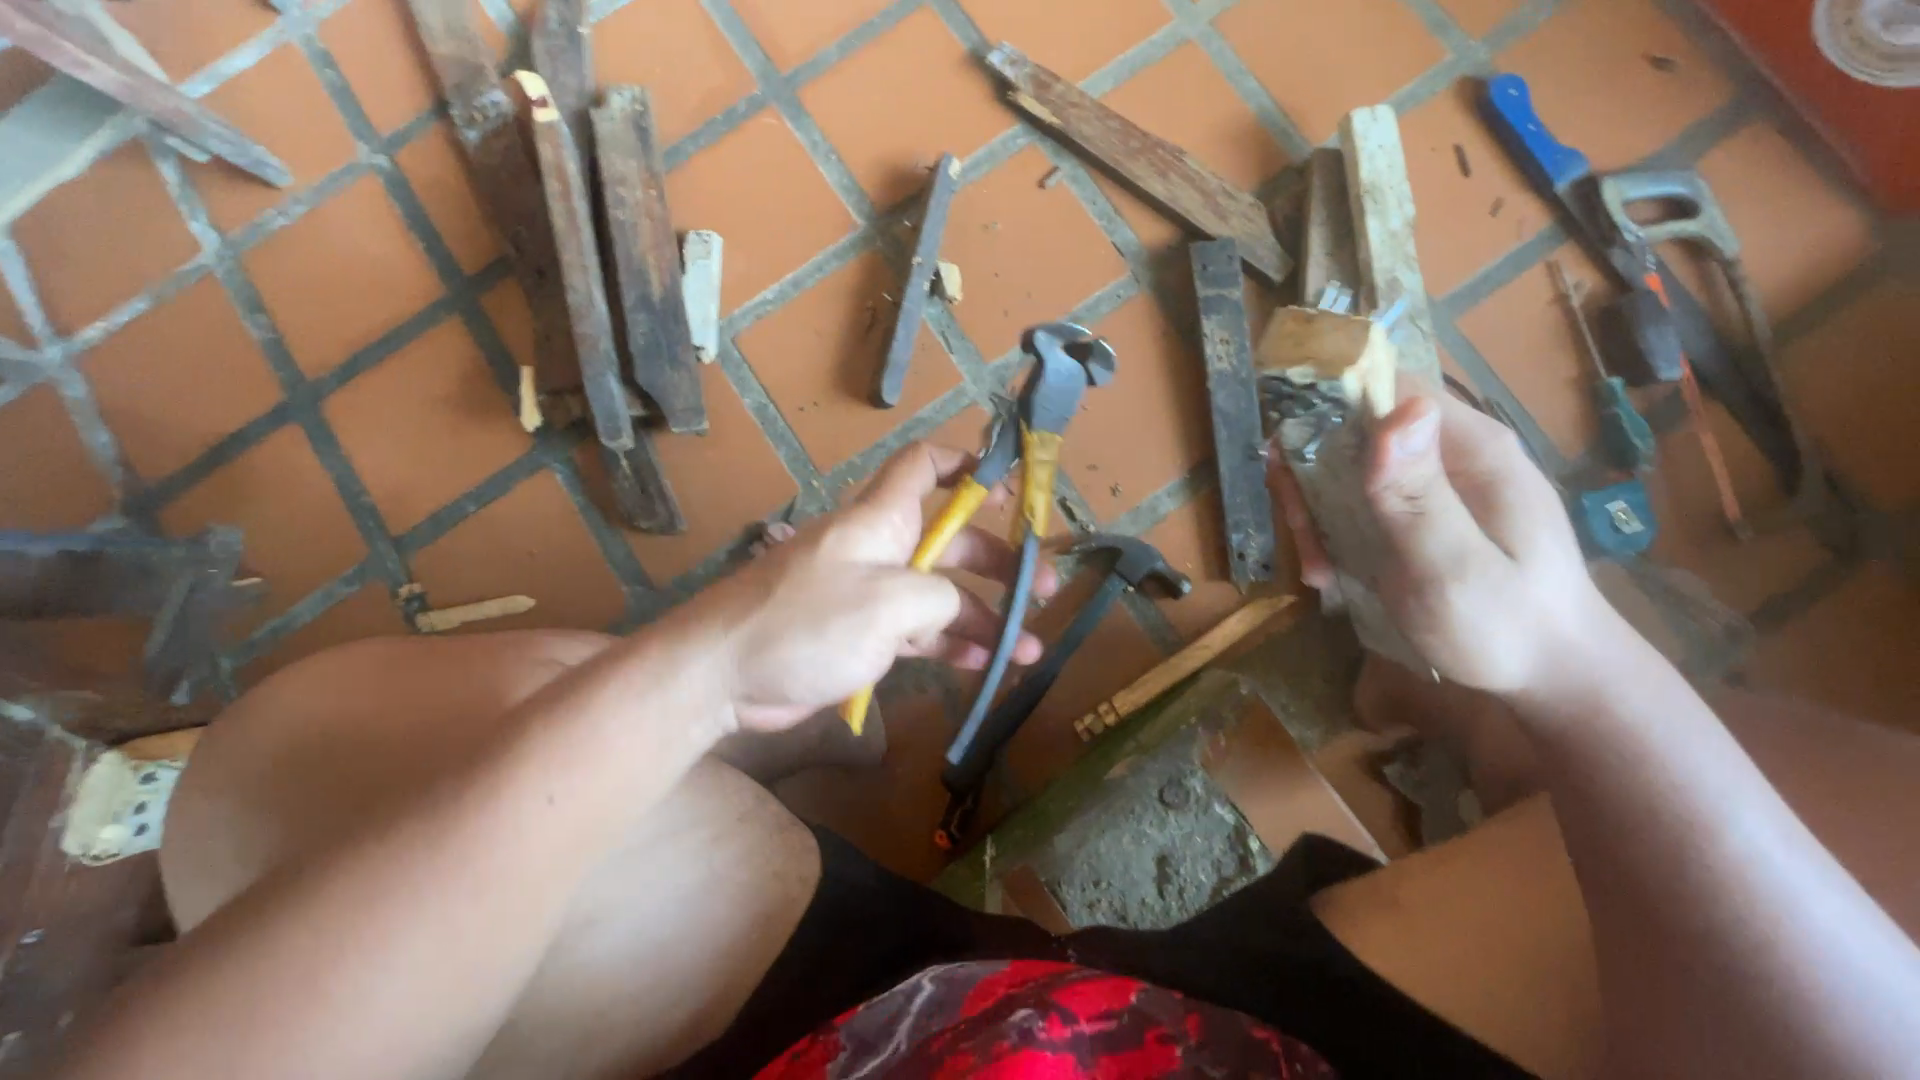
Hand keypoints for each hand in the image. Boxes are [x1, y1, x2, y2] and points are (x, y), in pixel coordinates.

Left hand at [697, 443, 1058, 732]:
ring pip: (940, 597)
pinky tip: (985, 667)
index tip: (1011, 487)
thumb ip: (939, 599)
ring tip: (1029, 647)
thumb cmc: (805, 623)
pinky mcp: (860, 637)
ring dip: (985, 619)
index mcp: (882, 520)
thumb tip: (957, 608)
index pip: (925, 468)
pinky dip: (951, 647)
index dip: (968, 466)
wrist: (723, 675)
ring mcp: (870, 595)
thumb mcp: (887, 603)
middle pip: (951, 542)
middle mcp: (879, 549)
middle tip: (1046, 589)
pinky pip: (918, 634)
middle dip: (1000, 563)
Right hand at [1271, 380, 1607, 696]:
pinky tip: (1330, 574)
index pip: (1388, 388)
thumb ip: (1421, 497)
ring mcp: (1433, 485)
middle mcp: (1449, 453)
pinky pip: (1354, 504)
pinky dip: (1330, 534)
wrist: (1549, 676)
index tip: (1289, 462)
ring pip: (1345, 469)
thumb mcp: (1455, 569)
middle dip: (1310, 476)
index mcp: (1470, 448)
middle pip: (1353, 429)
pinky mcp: (1417, 516)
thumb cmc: (1507, 628)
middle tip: (1302, 534)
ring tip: (1318, 567)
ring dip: (1314, 512)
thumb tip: (1399, 409)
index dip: (1327, 409)